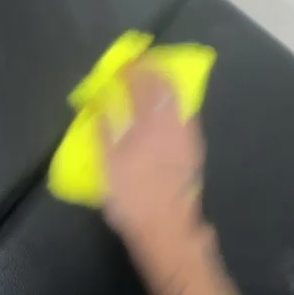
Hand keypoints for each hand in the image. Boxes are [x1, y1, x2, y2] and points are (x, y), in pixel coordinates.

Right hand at [100, 66, 206, 244]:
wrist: (166, 229)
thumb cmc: (130, 198)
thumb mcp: (107, 165)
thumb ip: (104, 130)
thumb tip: (99, 104)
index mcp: (149, 124)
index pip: (143, 83)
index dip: (132, 70)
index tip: (120, 65)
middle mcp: (174, 124)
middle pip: (168, 86)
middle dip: (153, 71)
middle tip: (138, 68)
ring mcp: (188, 137)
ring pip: (180, 99)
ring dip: (164, 87)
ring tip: (150, 85)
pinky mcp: (194, 151)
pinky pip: (185, 116)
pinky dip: (173, 105)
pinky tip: (163, 114)